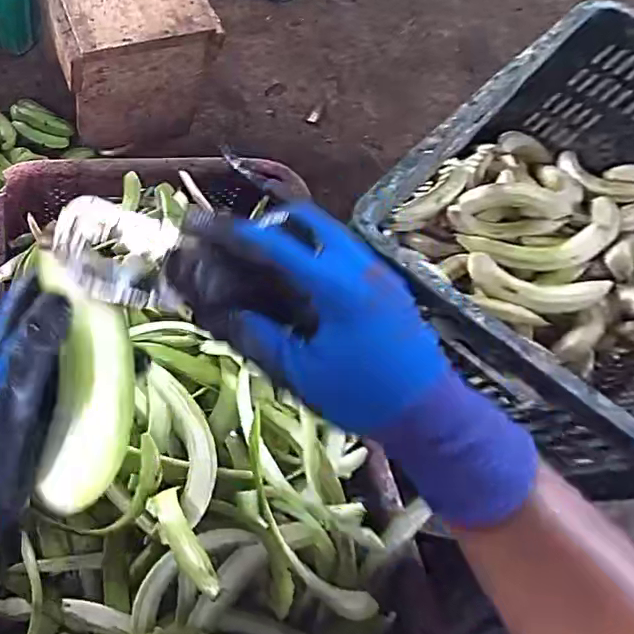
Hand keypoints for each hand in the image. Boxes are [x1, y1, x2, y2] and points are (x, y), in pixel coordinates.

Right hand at [189, 202, 537, 527]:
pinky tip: (295, 278)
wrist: (430, 415)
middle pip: (306, 219)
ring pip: (326, 231)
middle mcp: (361, 266)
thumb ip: (259, 336)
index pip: (275, 244)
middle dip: (265, 222)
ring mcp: (378, 271)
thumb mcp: (299, 371)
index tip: (203, 227)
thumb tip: (224, 312)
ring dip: (290, 234)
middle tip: (236, 240)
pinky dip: (312, 249)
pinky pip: (341, 249)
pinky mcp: (385, 283)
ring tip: (260, 257)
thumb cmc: (362, 397)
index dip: (233, 234)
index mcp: (338, 286)